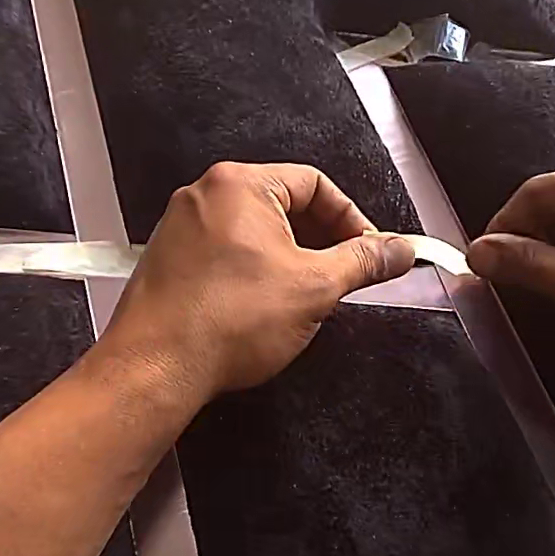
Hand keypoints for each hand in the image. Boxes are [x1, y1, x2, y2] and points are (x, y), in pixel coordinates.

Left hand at [97, 162, 416, 402]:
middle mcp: (207, 195)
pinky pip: (229, 250)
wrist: (154, 371)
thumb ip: (365, 261)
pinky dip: (259, 269)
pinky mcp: (172, 259)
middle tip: (345, 275)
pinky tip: (268, 305)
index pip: (316, 184)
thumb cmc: (228, 320)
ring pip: (258, 230)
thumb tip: (400, 249)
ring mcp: (183, 227)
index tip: (369, 251)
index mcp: (241, 185)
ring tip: (309, 294)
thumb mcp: (316, 287)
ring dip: (293, 257)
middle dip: (323, 240)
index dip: (352, 219)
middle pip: (286, 204)